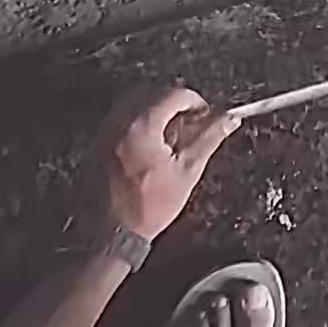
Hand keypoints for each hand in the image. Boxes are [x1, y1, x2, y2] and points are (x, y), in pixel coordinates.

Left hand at [91, 87, 239, 239]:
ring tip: (170, 135)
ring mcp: (106, 131)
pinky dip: (139, 120)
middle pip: (153, 91)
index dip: (195, 102)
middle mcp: (120, 122)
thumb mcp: (187, 172)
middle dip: (175, 102)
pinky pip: (121, 116)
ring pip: (135, 101)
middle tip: (190, 122)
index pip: (174, 94)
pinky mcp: (98, 141)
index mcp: (143, 126)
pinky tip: (150, 145)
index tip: (204, 115)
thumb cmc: (147, 207)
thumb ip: (208, 139)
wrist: (110, 234)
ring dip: (156, 109)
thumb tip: (229, 120)